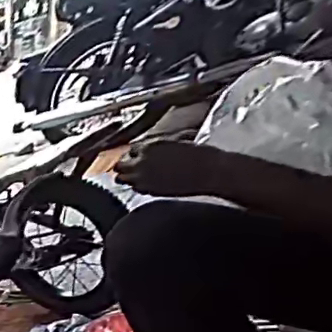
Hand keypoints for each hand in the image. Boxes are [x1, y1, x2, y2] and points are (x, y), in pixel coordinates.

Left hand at [112, 139, 255, 197]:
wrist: (212, 171)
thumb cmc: (202, 154)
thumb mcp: (177, 142)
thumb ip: (158, 146)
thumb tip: (148, 148)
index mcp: (150, 147)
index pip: (131, 150)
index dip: (135, 153)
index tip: (139, 156)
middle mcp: (141, 162)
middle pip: (119, 165)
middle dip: (125, 165)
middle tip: (134, 167)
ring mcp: (141, 177)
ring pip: (120, 178)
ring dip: (127, 176)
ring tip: (139, 176)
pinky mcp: (146, 189)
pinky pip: (134, 187)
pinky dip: (138, 185)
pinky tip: (150, 183)